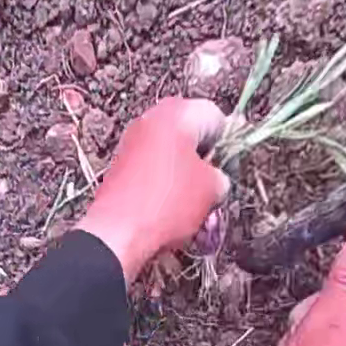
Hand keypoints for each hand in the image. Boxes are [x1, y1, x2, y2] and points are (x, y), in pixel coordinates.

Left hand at [76, 98, 229, 279]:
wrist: (116, 232)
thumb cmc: (168, 203)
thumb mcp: (210, 190)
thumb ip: (222, 177)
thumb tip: (217, 179)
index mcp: (177, 113)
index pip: (216, 116)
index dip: (228, 144)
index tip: (228, 170)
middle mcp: (151, 118)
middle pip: (191, 135)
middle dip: (204, 162)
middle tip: (211, 189)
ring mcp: (132, 142)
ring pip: (171, 155)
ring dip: (185, 177)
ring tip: (192, 207)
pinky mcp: (120, 167)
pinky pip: (153, 170)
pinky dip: (165, 186)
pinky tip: (170, 211)